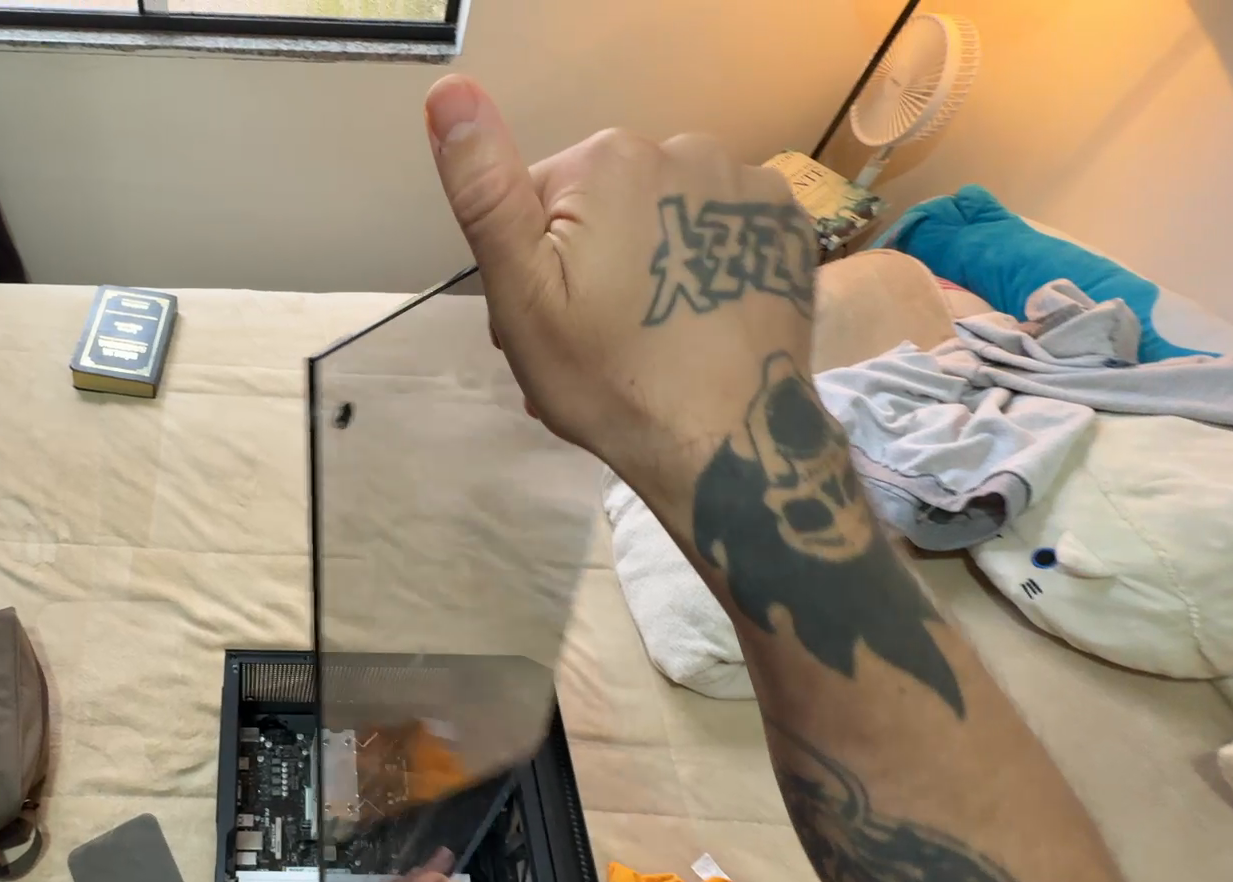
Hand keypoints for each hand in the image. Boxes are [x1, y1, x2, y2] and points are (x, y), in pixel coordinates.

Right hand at [423, 74, 817, 513]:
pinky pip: (711, 232)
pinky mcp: (784, 225)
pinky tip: (689, 324)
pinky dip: (693, 268)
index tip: (538, 325)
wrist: (720, 438)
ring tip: (637, 342)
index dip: (526, 266)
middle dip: (580, 266)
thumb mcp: (521, 294)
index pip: (536, 200)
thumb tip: (448, 92)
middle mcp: (685, 148)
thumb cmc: (605, 374)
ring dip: (636, 269)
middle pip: (598, 207)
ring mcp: (745, 184)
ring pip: (655, 220)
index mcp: (607, 163)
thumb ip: (485, 192)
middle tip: (583, 342)